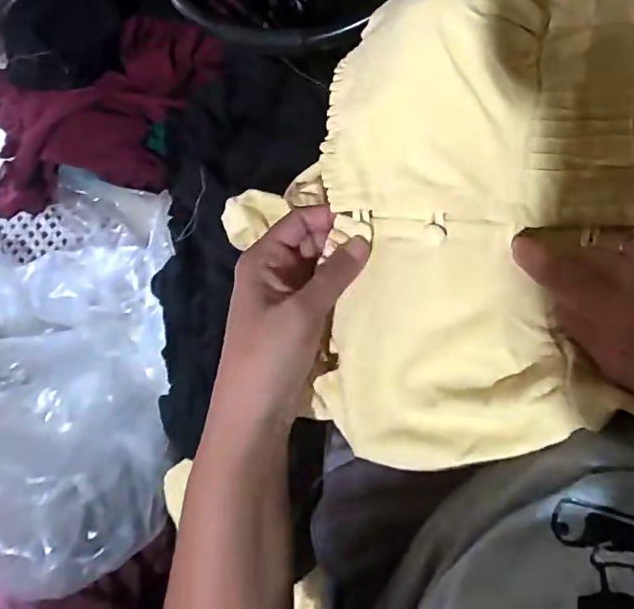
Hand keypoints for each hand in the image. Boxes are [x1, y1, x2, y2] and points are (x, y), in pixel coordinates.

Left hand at [208, 206, 369, 440]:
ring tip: (381, 255)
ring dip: (343, 263)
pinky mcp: (297, 319)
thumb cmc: (269, 355)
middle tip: (381, 236)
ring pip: (318, 267)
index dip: (328, 216)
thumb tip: (363, 238)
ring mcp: (285, 296)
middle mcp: (272, 271)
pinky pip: (321, 291)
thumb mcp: (303, 310)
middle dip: (340, 238)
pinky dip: (340, 286)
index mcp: (262, 259)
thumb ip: (334, 273)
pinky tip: (366, 285)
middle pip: (309, 242)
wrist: (252, 416)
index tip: (366, 216)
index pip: (297, 222)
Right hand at [513, 227, 633, 440]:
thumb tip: (555, 300)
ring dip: (610, 259)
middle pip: (585, 252)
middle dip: (576, 265)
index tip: (520, 246)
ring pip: (614, 242)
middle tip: (588, 287)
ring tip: (631, 285)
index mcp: (628, 324)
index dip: (537, 257)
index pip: (564, 274)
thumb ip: (589, 337)